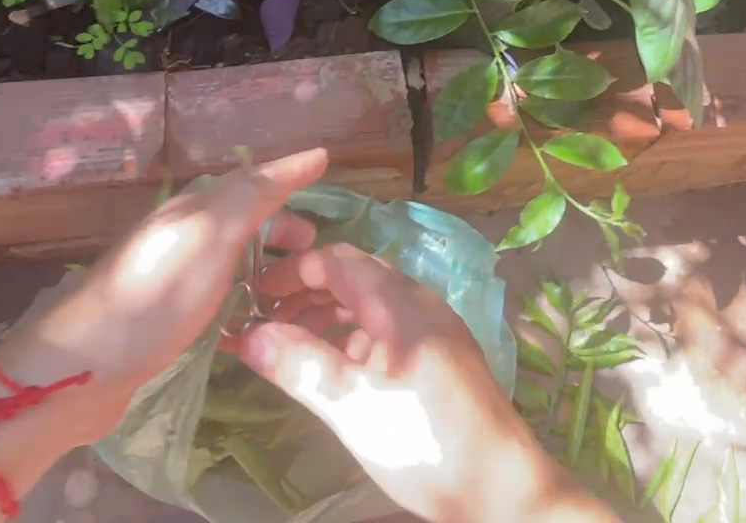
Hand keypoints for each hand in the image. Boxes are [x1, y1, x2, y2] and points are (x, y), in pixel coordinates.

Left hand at [0, 148, 328, 442]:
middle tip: (316, 249)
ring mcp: (169, 274)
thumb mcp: (212, 235)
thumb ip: (256, 195)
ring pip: (231, 254)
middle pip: (243, 215)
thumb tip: (310, 156)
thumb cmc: (155, 297)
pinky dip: (244, 292)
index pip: (254, 179)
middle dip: (282, 223)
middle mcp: (182, 233)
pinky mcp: (162, 314)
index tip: (326, 165)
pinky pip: (217, 289)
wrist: (78, 369)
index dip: (290, 173)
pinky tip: (252, 317)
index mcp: (195, 208)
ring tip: (293, 285)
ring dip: (265, 259)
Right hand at [231, 244, 615, 522]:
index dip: (292, 272)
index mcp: (398, 299)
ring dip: (329, 313)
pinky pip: (387, 325)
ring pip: (370, 301)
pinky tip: (338, 364)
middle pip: (353, 276)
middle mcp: (417, 300)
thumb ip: (299, 364)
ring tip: (291, 343)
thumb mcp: (350, 404)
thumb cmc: (421, 437)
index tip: (253, 295)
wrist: (499, 485)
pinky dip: (354, 333)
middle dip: (306, 292)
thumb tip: (246, 335)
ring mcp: (432, 325)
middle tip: (265, 321)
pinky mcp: (439, 352)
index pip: (337, 260)